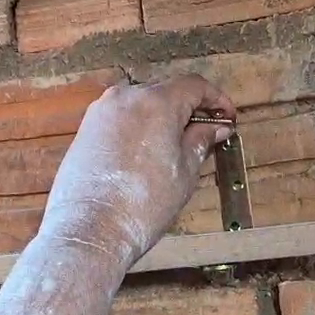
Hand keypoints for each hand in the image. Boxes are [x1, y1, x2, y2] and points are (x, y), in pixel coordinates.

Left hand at [35, 75, 234, 273]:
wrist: (90, 230)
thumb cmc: (142, 203)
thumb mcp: (185, 172)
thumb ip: (201, 141)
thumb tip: (217, 128)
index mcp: (156, 102)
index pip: (194, 85)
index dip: (216, 99)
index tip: (227, 117)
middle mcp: (127, 96)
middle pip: (167, 91)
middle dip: (190, 108)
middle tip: (207, 134)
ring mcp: (102, 110)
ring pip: (143, 103)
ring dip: (164, 117)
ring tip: (178, 146)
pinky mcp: (87, 127)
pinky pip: (122, 117)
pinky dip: (140, 126)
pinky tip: (147, 152)